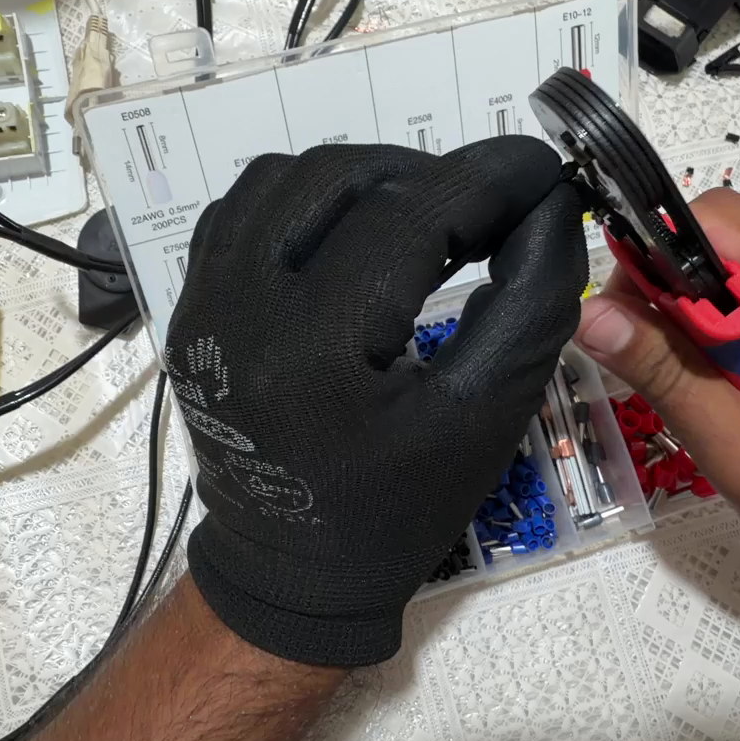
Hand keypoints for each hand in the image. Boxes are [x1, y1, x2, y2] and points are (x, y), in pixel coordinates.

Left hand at [166, 139, 586, 666]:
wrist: (290, 571)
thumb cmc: (396, 511)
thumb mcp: (484, 419)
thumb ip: (529, 303)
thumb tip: (547, 208)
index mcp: (313, 351)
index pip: (408, 217)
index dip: (486, 179)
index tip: (541, 169)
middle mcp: (238, 311)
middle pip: (340, 182)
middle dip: (430, 178)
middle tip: (484, 209)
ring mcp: (203, 306)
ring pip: (282, 180)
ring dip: (365, 178)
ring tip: (420, 214)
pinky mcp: (192, 311)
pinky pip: (243, 213)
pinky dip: (303, 199)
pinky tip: (348, 231)